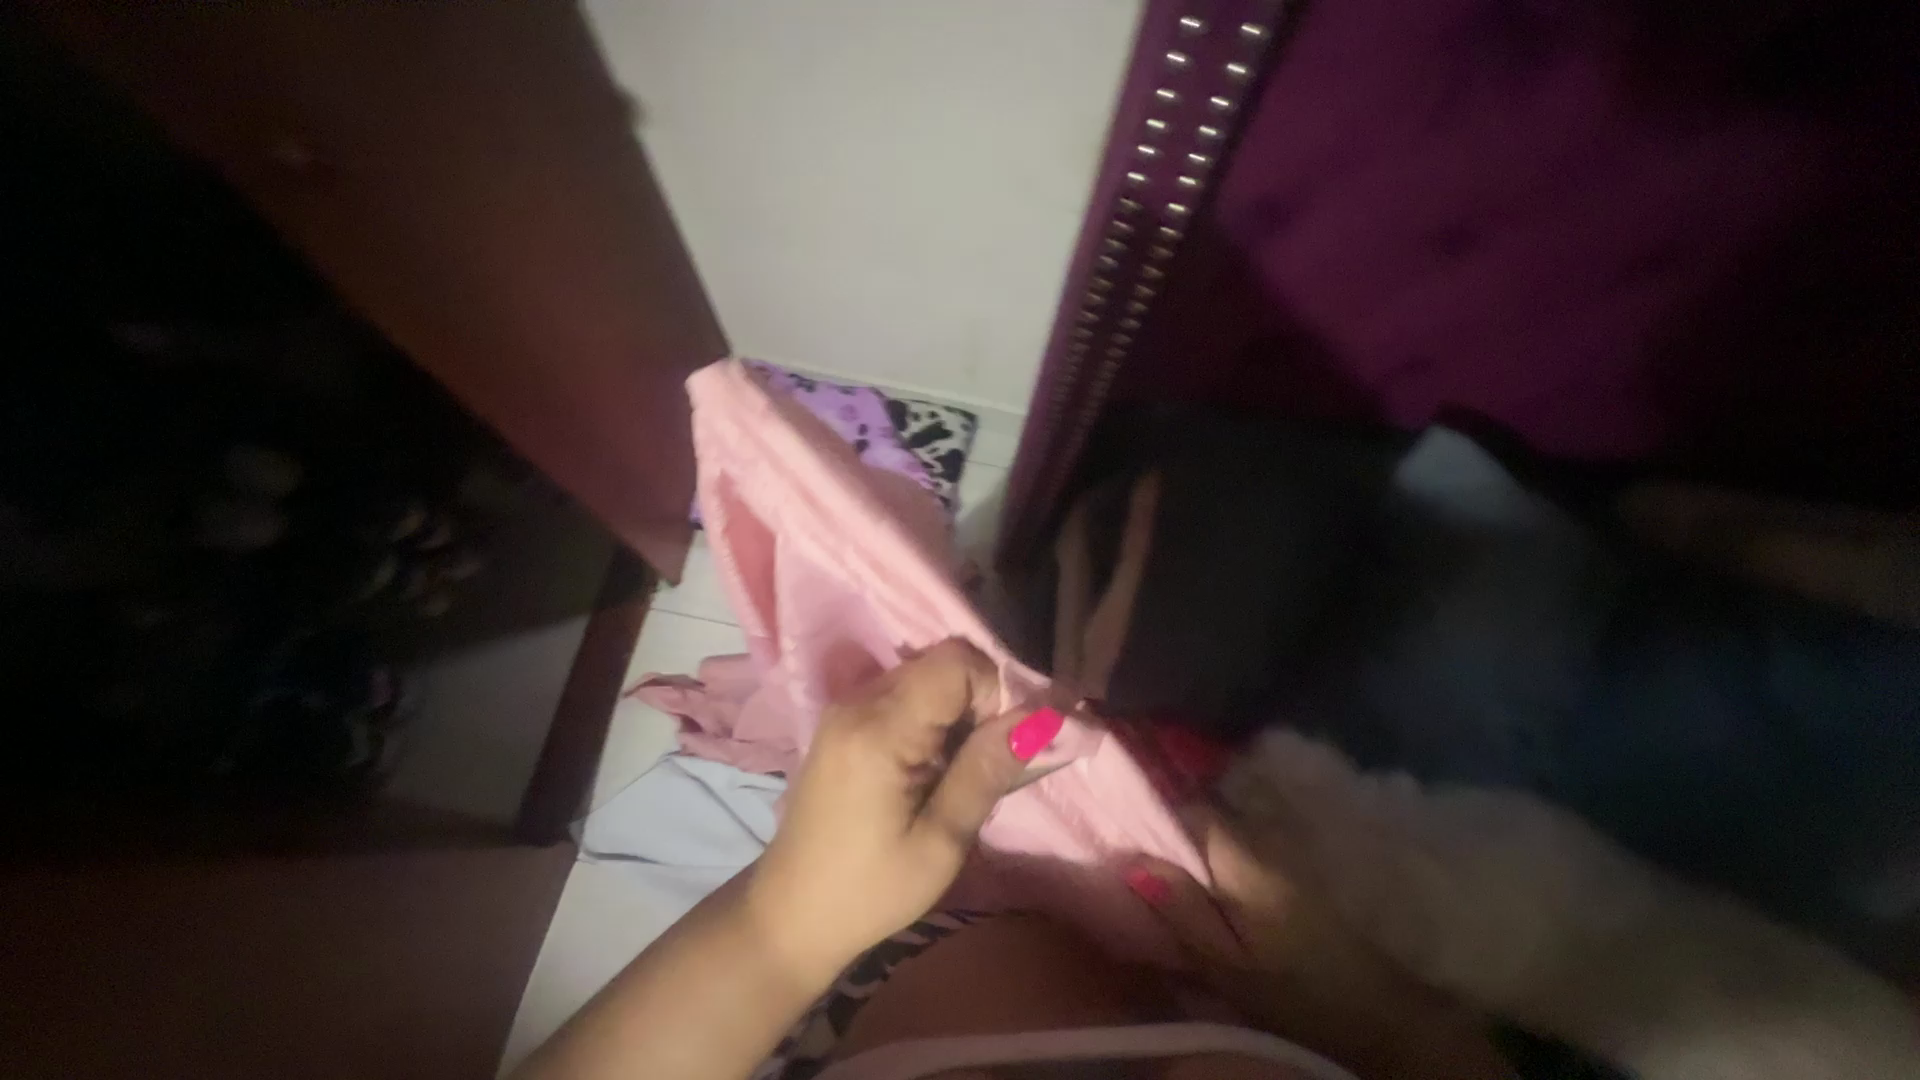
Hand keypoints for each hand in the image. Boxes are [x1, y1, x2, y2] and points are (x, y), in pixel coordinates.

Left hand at [743, 639, 1061, 979]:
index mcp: (879, 729)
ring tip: (953, 770)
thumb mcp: (941, 842)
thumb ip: (987, 770)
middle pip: (939, 662)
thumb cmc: (869, 890)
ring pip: (923, 674)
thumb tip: (1041, 718)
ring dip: (954, 710)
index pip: (954, 660)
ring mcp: (844, 707)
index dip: (992, 689)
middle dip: (977, 700)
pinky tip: (927, 767)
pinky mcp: (841, 721)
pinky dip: (929, 716)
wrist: (790, 914)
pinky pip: (900, 693)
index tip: (996, 745)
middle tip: (980, 763)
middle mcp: (857, 701)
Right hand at [1124, 814, 1512, 1078]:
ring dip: (1203, 861)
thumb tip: (1131, 861)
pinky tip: (1222, 908)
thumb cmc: (1301, 998)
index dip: (1157, 824)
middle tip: (1153, 881)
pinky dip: (1228, 876)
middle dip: (1178, 843)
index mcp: (1245, 858)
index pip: (1191, 811)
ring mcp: (1291, 860)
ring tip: (1184, 897)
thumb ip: (1182, 910)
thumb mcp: (1229, 967)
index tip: (1136, 854)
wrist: (1390, 1027)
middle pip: (1209, 824)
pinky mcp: (1305, 882)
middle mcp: (1270, 844)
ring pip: (1229, 842)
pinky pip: (1250, 861)